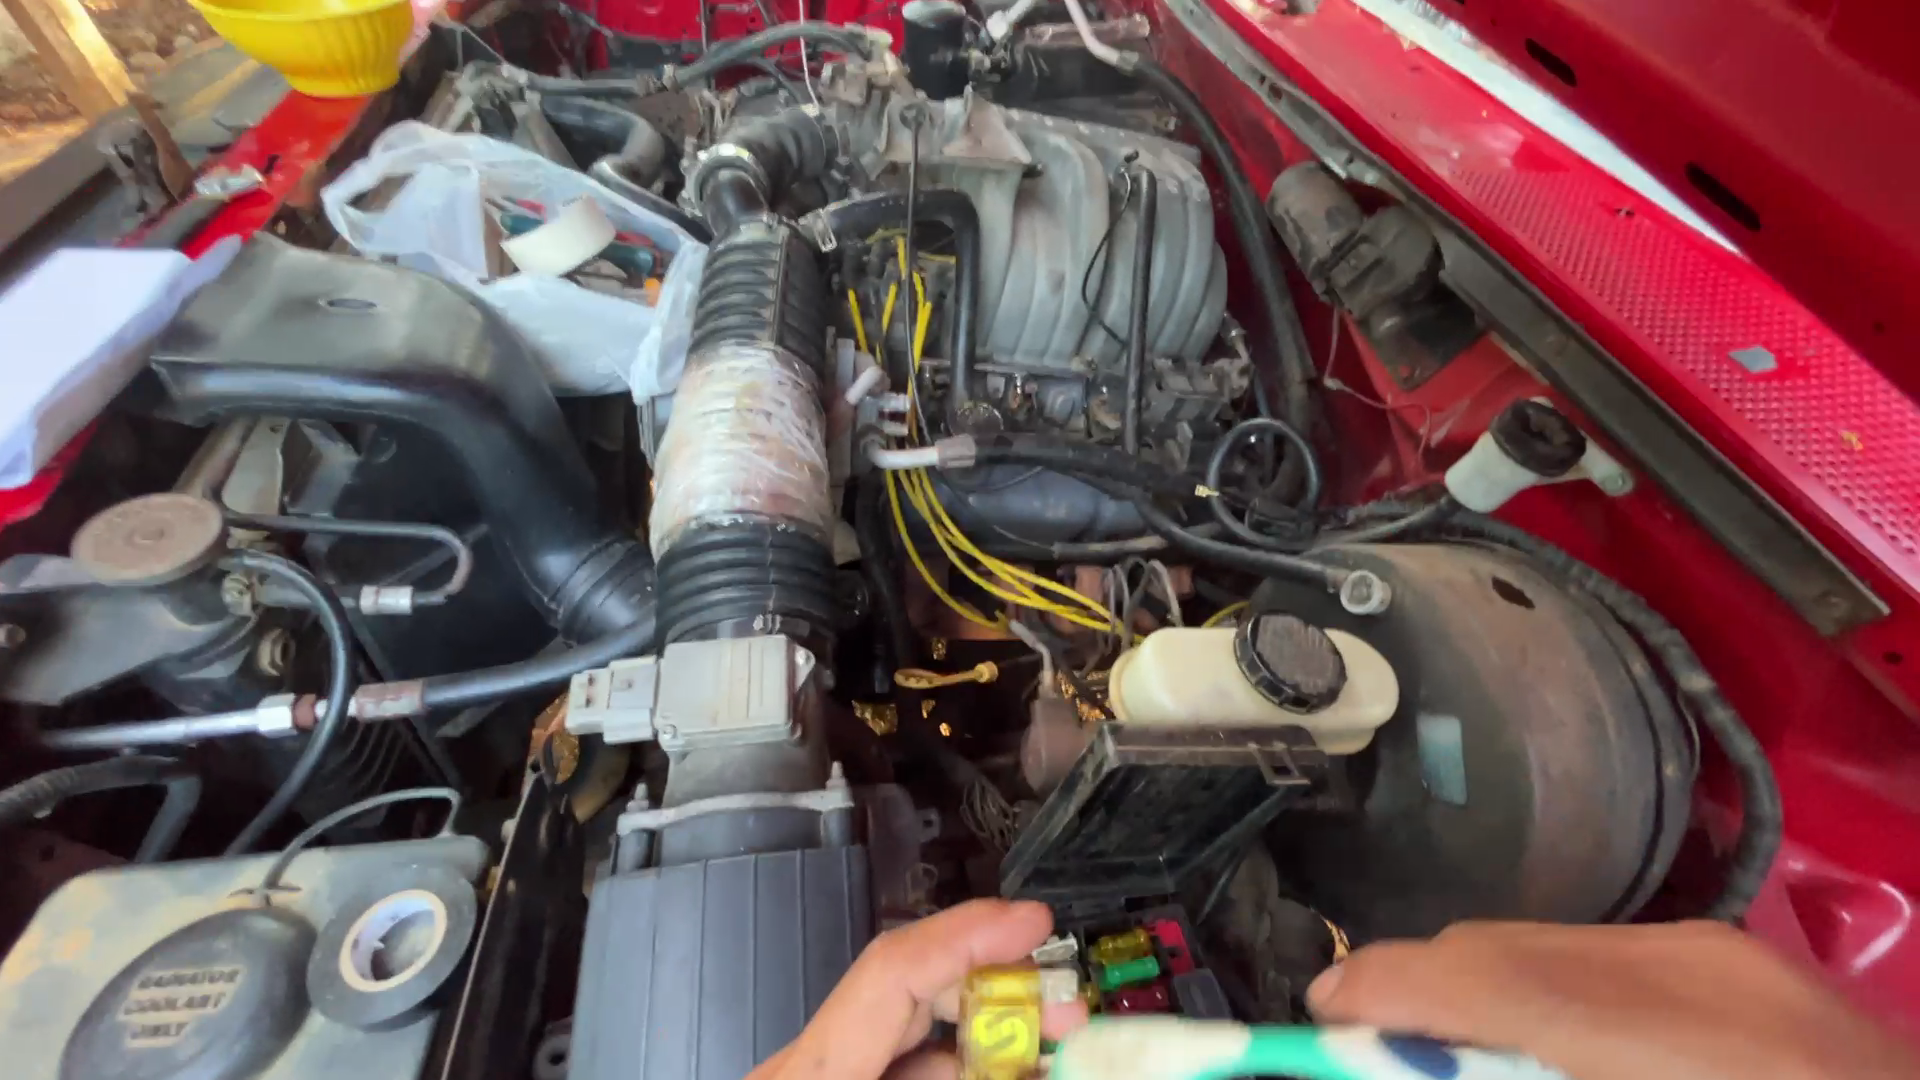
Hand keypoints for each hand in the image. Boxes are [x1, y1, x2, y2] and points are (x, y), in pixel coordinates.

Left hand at [748, 899, 1089, 1079]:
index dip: (973, 933)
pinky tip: (1009, 1071)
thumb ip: (970, 1078)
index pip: (895, 970)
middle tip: (1069, 1002)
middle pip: (912, 988)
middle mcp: (809, 1062)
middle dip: (997, 986)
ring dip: (988, 1037)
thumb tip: (1047, 1061)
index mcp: (811, 1072)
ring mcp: (816, 1073)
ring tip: (1054, 1043)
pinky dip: (957, 1066)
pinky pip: (903, 1063)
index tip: (1038, 920)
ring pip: (913, 1031)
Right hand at [1306, 920, 1918, 1079]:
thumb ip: (1507, 1062)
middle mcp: (1714, 975)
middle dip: (1416, 994)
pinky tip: (1557, 1041)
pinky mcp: (1734, 956)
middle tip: (1381, 1046)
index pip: (1497, 982)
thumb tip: (1406, 1049)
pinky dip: (1538, 993)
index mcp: (1701, 1053)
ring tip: (1470, 1048)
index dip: (1387, 988)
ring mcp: (1730, 956)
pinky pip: (1584, 952)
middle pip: (1493, 949)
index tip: (1321, 1014)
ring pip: (1530, 941)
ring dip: (1477, 993)